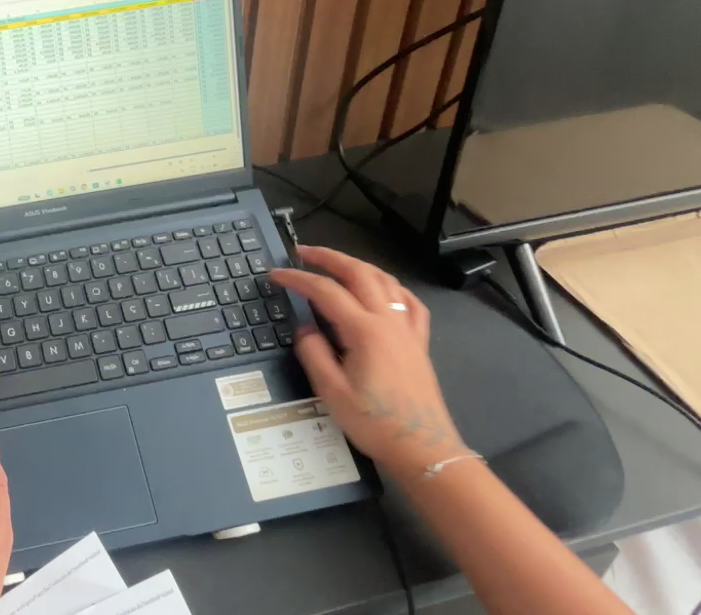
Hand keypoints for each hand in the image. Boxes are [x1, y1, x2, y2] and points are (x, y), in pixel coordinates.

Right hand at [270, 245, 466, 475]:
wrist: (424, 450)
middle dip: (328, 257)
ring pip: (385, 280)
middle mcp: (389, 321)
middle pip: (359, 272)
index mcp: (365, 331)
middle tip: (303, 252)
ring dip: (357, 265)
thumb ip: (313, 352)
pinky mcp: (419, 342)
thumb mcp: (331, 391)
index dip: (298, 278)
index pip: (326, 291)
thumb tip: (304, 327)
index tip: (276, 274)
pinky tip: (382, 289)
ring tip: (336, 263)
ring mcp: (408, 329)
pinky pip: (409, 302)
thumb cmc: (375, 423)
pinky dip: (391, 286)